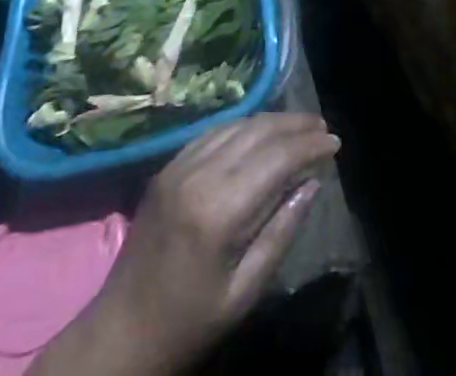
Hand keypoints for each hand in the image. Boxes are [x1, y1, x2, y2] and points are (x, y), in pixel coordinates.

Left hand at [36, 114, 339, 375]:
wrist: (119, 333)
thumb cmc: (190, 322)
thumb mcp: (246, 290)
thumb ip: (281, 231)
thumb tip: (312, 184)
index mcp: (218, 211)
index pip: (276, 158)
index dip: (310, 146)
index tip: (336, 144)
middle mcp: (196, 177)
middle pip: (256, 132)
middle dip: (295, 125)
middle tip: (324, 129)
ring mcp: (176, 169)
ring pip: (234, 126)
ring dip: (271, 122)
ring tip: (301, 127)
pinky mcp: (164, 170)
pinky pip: (211, 134)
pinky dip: (243, 128)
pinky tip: (261, 134)